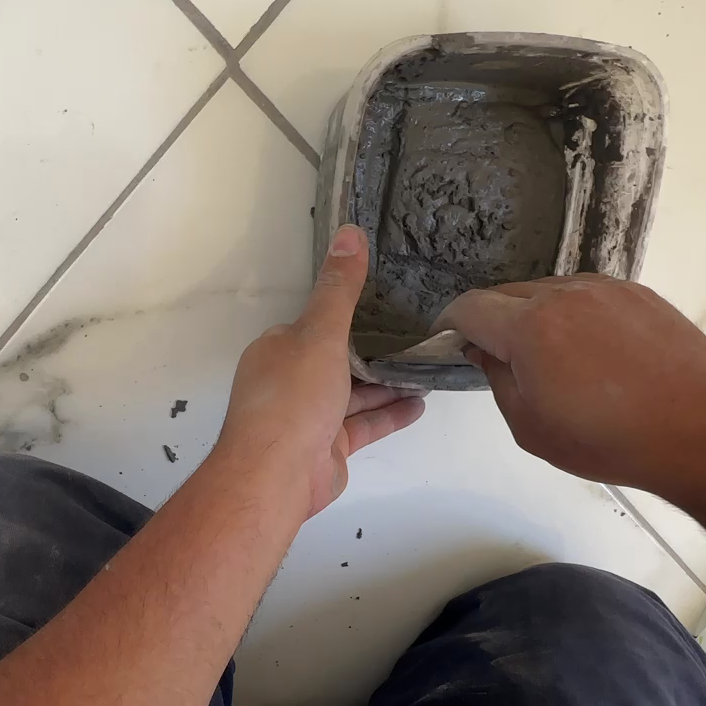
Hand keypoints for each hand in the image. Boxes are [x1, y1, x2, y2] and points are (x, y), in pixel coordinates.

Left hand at [216, 225, 426, 518]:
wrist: (277, 473)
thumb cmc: (292, 398)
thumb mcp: (319, 333)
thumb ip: (340, 289)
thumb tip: (350, 232)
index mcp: (278, 351)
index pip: (312, 327)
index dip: (343, 317)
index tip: (382, 303)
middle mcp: (290, 383)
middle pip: (337, 362)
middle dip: (372, 352)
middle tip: (417, 336)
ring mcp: (309, 418)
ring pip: (354, 394)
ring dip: (387, 383)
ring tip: (427, 367)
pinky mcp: (328, 448)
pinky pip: (363, 424)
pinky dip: (390, 413)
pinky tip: (420, 403)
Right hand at [436, 274, 705, 498]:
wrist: (703, 434)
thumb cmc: (608, 441)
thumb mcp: (528, 424)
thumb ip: (496, 377)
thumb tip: (484, 349)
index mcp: (529, 328)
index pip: (468, 308)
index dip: (448, 324)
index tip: (444, 342)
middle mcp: (564, 295)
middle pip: (504, 294)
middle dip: (488, 320)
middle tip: (494, 357)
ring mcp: (606, 290)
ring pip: (544, 291)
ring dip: (529, 315)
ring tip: (544, 356)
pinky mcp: (639, 294)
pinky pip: (584, 293)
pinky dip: (568, 313)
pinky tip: (584, 350)